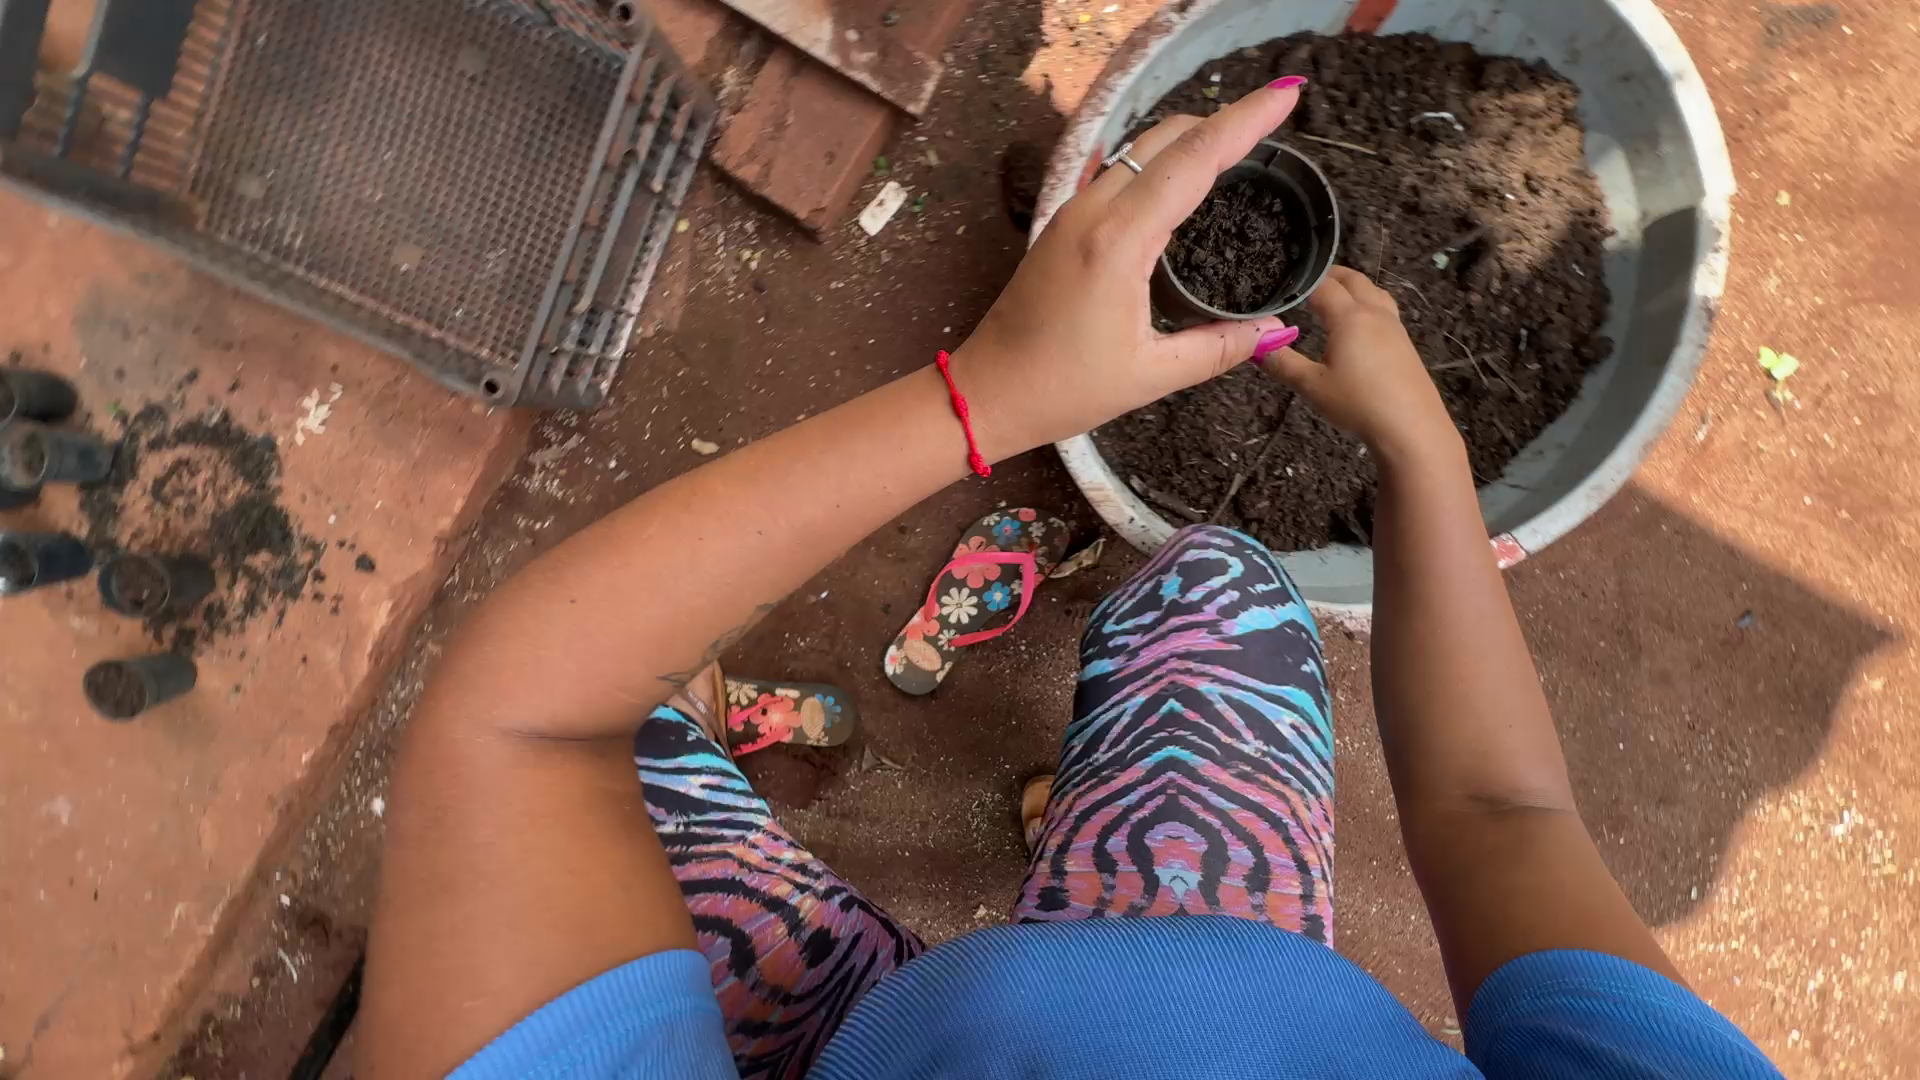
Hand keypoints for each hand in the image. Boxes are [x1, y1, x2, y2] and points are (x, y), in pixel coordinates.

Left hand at [948, 80, 1307, 461]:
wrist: (985, 394)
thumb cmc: (1060, 390)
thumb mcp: (1149, 376)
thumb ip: (1218, 349)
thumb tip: (1276, 332)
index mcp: (1117, 243)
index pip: (1193, 160)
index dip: (1245, 122)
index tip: (1288, 94)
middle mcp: (1089, 214)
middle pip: (1164, 141)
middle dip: (1220, 123)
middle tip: (1270, 124)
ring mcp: (1068, 217)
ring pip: (1135, 153)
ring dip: (1184, 142)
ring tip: (1233, 148)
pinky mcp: (1057, 230)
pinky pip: (1113, 178)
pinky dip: (1153, 167)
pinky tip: (1175, 185)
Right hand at [1257, 266, 1460, 462]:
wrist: (1409, 424)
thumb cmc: (1356, 402)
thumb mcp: (1311, 385)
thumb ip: (1282, 363)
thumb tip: (1258, 347)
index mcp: (1349, 318)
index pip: (1324, 287)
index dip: (1303, 282)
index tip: (1284, 282)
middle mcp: (1374, 313)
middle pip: (1354, 281)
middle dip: (1331, 275)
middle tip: (1308, 278)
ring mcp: (1393, 327)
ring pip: (1373, 292)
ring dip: (1353, 286)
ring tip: (1335, 294)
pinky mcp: (1403, 342)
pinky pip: (1383, 309)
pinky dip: (1365, 303)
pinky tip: (1357, 324)